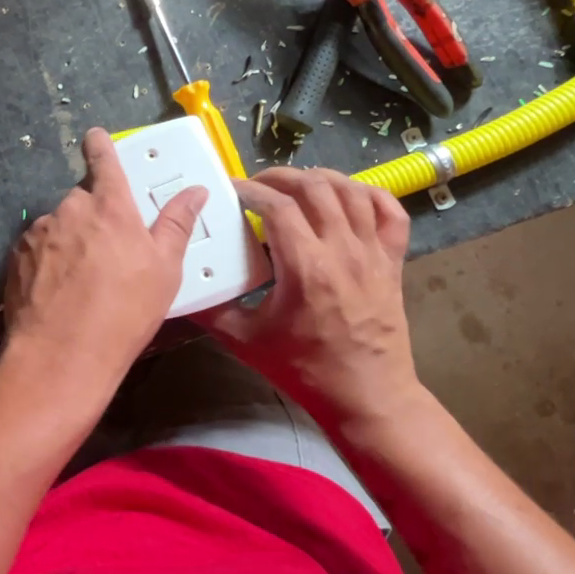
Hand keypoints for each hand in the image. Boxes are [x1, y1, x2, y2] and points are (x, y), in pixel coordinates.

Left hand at [1, 128, 206, 398]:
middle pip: (82, 197)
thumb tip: (195, 191)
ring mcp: (39, 232)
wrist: (61, 354)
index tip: (95, 136)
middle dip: (93, 213)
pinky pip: (37, 247)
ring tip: (83, 279)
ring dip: (69, 239)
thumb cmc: (123, 312)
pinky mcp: (16, 255)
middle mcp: (70, 209)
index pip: (104, 158)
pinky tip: (58, 289)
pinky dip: (47, 260)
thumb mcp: (165, 271)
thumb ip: (177, 224)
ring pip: (58, 224)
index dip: (100, 144)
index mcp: (110, 206)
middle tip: (108, 249)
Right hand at [201, 168, 422, 431]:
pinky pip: (390, 212)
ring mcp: (373, 254)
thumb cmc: (304, 369)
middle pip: (315, 187)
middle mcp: (343, 251)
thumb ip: (211, 310)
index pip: (277, 206)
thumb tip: (181, 287)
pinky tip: (347, 197)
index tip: (231, 191)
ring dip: (321, 178)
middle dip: (281, 176)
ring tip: (296, 186)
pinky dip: (368, 194)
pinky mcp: (393, 261)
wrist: (367, 397)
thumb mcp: (245, 341)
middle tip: (258, 185)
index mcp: (306, 268)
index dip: (250, 190)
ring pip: (352, 191)